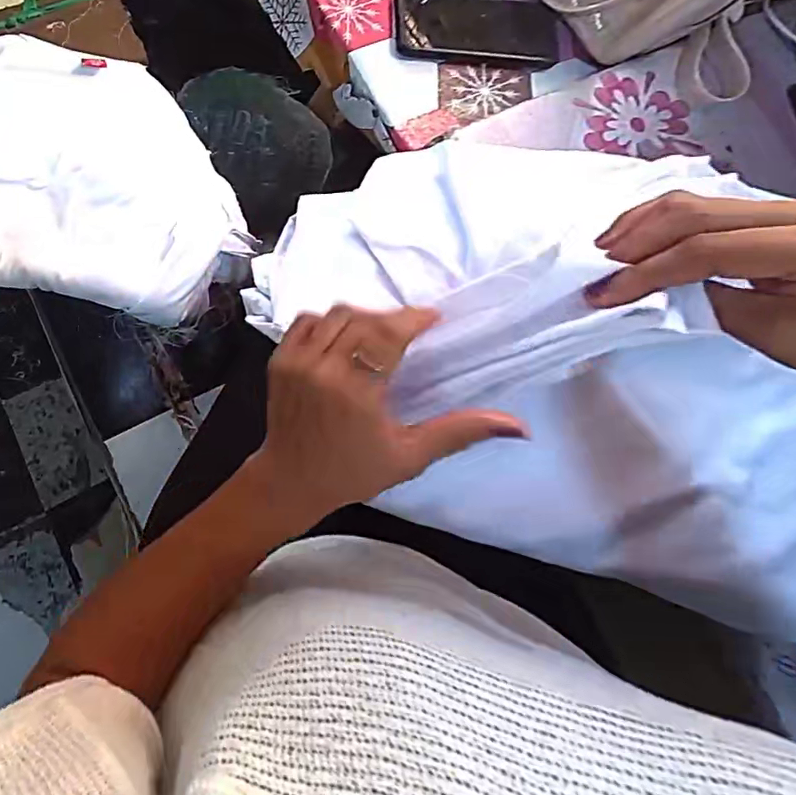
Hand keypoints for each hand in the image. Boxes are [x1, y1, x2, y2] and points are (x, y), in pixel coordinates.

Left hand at [245, 305, 526, 529]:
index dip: (412, 319)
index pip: (385, 335)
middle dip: (389, 318)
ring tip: (379, 332)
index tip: (432, 318)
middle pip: (359, 319)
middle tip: (410, 328)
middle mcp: (321, 368)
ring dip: (359, 317)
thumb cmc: (351, 471)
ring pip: (330, 316)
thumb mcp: (409, 456)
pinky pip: (303, 324)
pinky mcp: (278, 361)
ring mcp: (295, 362)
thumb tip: (517, 425)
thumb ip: (458, 432)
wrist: (291, 478)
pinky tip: (343, 336)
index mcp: (354, 390)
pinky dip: (325, 321)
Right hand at [586, 192, 795, 406]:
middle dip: (641, 237)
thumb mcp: (778, 333)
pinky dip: (681, 227)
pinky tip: (650, 240)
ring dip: (652, 226)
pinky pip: (732, 210)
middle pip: (708, 210)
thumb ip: (711, 298)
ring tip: (611, 251)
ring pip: (713, 201)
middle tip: (597, 266)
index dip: (649, 270)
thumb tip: (652, 283)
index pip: (716, 247)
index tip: (605, 293)